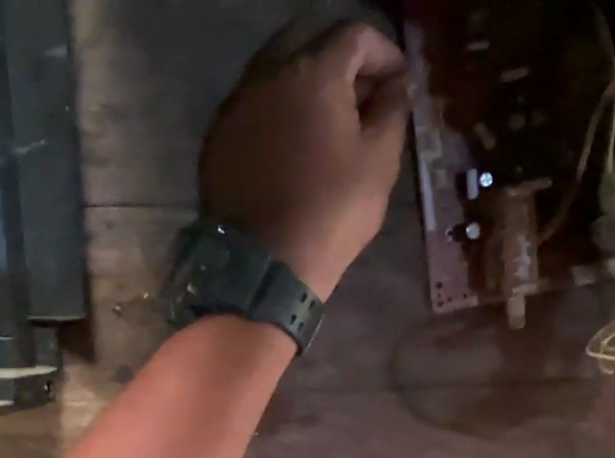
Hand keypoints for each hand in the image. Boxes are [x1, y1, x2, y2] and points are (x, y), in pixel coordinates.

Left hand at [200, 21, 410, 298]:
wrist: (266, 265)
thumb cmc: (332, 212)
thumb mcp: (379, 161)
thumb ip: (392, 109)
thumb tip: (397, 84)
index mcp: (312, 72)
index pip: (354, 35)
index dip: (384, 52)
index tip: (397, 83)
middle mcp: (265, 76)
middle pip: (306, 41)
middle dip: (339, 60)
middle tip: (360, 95)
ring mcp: (234, 107)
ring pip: (273, 73)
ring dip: (304, 84)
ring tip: (325, 122)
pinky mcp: (217, 140)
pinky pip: (252, 108)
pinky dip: (275, 113)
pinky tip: (290, 146)